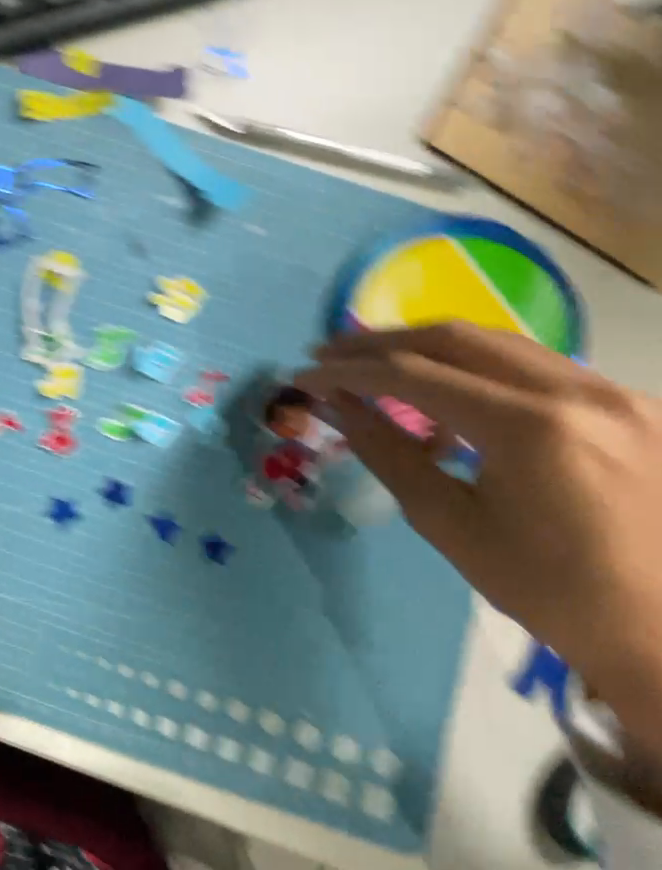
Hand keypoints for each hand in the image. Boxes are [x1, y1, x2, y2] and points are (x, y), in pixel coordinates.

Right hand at [295, 323, 661, 757]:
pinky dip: (477, 370)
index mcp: (531, 426)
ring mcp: (617, 397)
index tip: (299, 376)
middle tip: (328, 355)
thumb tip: (337, 403)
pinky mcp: (634, 409)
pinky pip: (538, 368)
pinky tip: (450, 398)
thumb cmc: (547, 587)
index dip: (346, 371)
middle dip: (382, 343)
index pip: (412, 374)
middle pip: (457, 339)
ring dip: (428, 351)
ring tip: (376, 368)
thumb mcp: (446, 520)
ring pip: (500, 345)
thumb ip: (387, 450)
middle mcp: (580, 394)